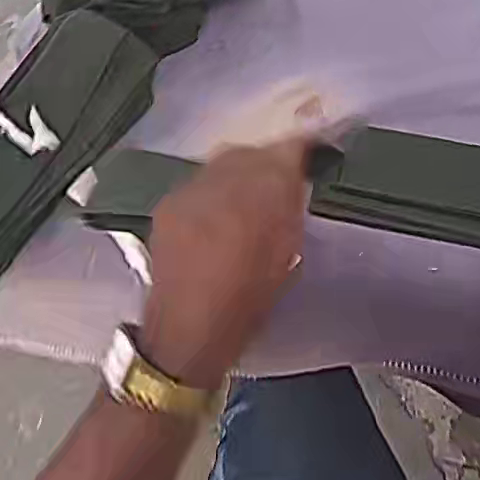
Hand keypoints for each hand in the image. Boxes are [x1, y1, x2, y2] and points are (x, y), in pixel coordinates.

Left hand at [140, 138, 312, 387]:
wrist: (188, 331)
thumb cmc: (250, 298)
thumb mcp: (289, 250)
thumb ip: (291, 206)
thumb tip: (293, 178)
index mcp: (266, 192)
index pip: (289, 149)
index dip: (301, 148)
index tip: (311, 152)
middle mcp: (226, 178)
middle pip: (254, 151)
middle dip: (267, 160)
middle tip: (277, 181)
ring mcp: (193, 187)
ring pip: (224, 162)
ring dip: (239, 173)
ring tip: (244, 197)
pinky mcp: (169, 201)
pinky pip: (199, 182)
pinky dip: (212, 191)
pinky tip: (214, 214)